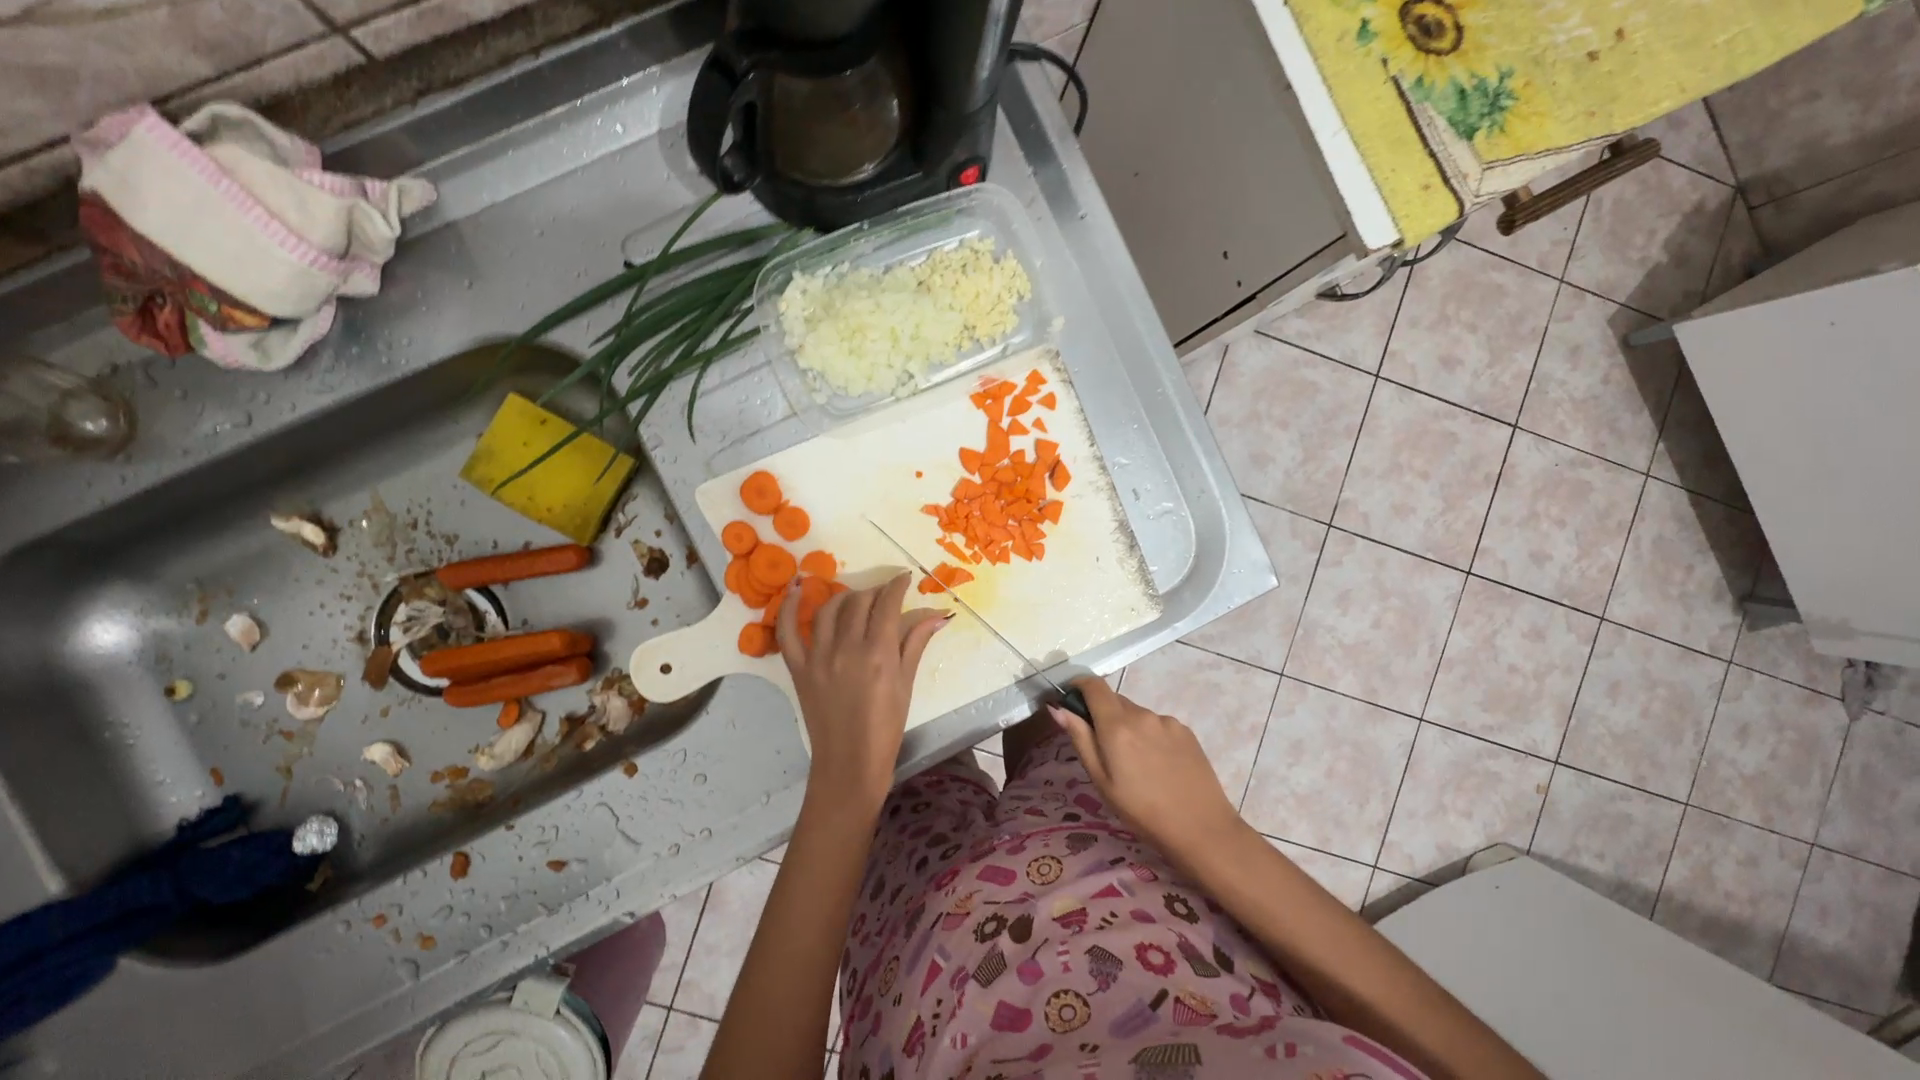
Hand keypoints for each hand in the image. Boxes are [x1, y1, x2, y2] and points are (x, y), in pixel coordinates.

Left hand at [778, 572, 947, 804]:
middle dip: (875, 592)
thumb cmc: (886, 728)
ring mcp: (819, 656)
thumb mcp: (906, 684)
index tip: (904, 578)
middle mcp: (847, 648)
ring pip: (830, 609)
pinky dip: (790, 607)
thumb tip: (939, 614)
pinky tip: (798, 589)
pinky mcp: (799, 668)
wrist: (850, 762)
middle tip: (885, 596)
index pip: (888, 605)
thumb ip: (917, 644)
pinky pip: (788, 631)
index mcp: (879, 654)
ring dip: (846, 597)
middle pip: (860, 602)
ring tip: (857, 599)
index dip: (897, 586)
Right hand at [1049, 677, 1248, 865]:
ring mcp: (1167, 721)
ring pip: (1137, 715)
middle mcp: (1142, 714)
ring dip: (1128, 728)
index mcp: (1117, 726)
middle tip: (1105, 751)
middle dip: (1103, 716)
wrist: (1200, 827)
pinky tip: (1158, 765)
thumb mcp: (1101, 781)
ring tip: (1136, 765)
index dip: (1079, 686)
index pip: (1094, 685)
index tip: (1071, 701)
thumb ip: (1080, 739)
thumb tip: (1058, 708)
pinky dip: (1149, 736)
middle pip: (1115, 701)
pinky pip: (1157, 725)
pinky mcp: (1186, 731)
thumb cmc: (1141, 811)